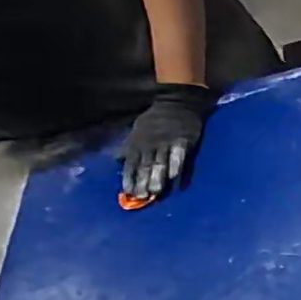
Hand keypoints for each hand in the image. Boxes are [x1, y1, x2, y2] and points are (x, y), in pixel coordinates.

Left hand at [120, 83, 216, 198]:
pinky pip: (179, 158)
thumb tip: (118, 160)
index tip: (128, 192)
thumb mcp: (137, 129)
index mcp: (138, 142)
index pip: (131, 163)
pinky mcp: (182, 143)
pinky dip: (176, 169)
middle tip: (142, 196)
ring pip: (161, 164)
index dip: (129, 177)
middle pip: (146, 166)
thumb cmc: (155, 120)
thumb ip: (128, 146)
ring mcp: (167, 143)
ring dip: (158, 178)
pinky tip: (174, 180)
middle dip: (143, 182)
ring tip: (156, 192)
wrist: (177, 103)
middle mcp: (150, 144)